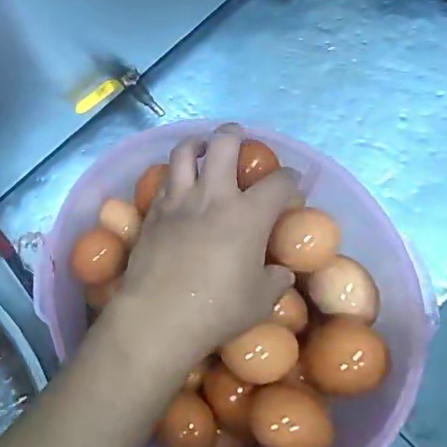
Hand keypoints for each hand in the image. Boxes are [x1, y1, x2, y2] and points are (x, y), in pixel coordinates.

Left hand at [103, 124, 299, 370]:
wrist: (159, 312)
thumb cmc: (218, 309)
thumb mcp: (260, 300)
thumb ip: (274, 279)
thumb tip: (279, 270)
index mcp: (248, 215)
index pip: (278, 183)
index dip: (290, 178)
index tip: (293, 180)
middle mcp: (213, 196)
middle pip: (223, 146)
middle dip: (234, 134)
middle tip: (238, 134)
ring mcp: (178, 199)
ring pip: (183, 153)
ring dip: (196, 142)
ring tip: (202, 144)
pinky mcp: (153, 210)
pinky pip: (164, 179)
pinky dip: (174, 171)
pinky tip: (178, 180)